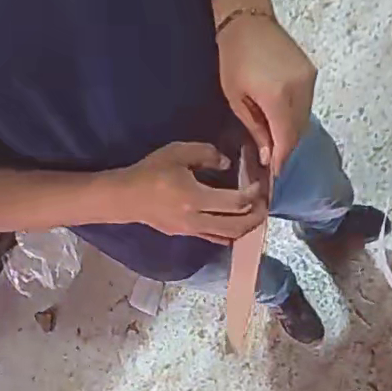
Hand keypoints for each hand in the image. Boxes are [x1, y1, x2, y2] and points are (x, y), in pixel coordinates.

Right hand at [108, 141, 264, 243]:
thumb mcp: (178, 152)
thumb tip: (227, 164)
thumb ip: (207, 154)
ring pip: (226, 236)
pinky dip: (229, 233)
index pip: (235, 202)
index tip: (260, 184)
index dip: (253, 195)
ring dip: (245, 228)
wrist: (126, 198)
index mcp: (196, 198)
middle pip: (236, 226)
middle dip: (255, 217)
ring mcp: (191, 231)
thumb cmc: (151, 172)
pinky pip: (214, 238)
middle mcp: (196, 219)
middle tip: (265, 204)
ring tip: (255, 215)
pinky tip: (236, 225)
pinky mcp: (186, 234)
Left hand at [216, 12, 316, 173]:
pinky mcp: (311, 73)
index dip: (281, 161)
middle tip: (272, 168)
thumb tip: (268, 156)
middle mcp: (301, 89)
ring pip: (303, 121)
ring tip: (275, 150)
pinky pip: (305, 106)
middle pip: (297, 133)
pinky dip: (294, 121)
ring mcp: (309, 79)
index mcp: (279, 97)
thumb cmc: (234, 59)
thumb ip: (256, 129)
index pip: (286, 140)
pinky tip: (281, 127)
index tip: (273, 178)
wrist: (248, 19)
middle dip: (285, 152)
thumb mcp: (237, 100)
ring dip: (290, 137)